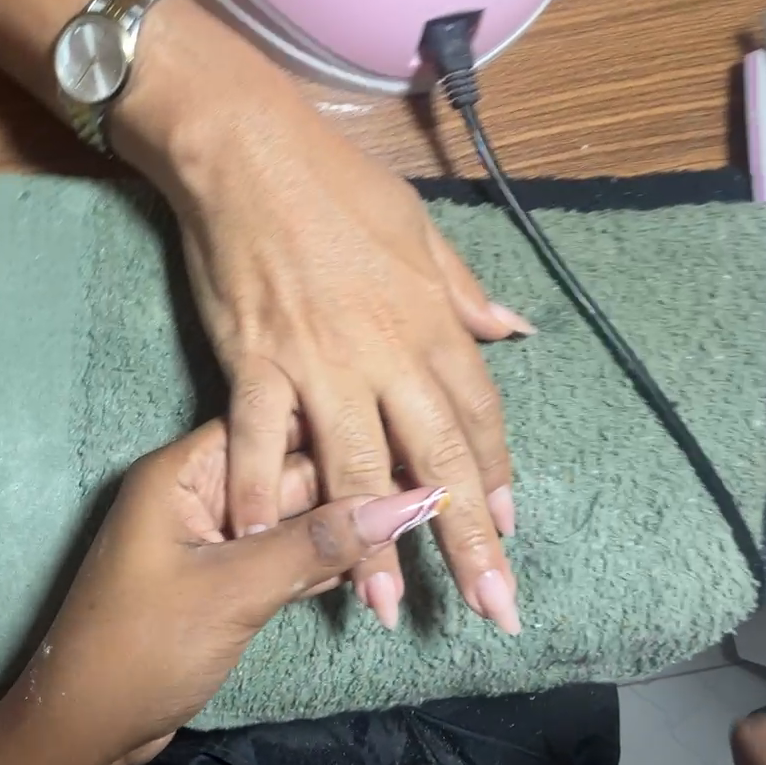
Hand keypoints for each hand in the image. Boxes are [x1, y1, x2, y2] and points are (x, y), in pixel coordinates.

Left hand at [0, 421, 448, 764]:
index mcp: (184, 473)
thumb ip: (318, 543)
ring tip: (417, 531)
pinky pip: (276, 558)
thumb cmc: (149, 644)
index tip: (407, 434)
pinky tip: (370, 570)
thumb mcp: (236, 588)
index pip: (268, 429)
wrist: (90, 726)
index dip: (334, 430)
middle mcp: (197, 495)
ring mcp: (209, 540)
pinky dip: (315, 566)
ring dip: (339, 534)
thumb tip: (407, 502)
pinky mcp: (220, 579)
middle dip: (347, 491)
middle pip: (283, 476)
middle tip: (433, 494)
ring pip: (286, 522)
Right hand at [123, 58, 527, 635]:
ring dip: (369, 540)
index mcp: (429, 320)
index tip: (511, 535)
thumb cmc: (336, 186)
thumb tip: (517, 333)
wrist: (248, 155)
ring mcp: (317, 363)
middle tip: (490, 609)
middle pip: (433, 457)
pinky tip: (261, 541)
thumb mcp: (419, 228)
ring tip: (383, 607)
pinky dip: (261, 489)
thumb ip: (464, 291)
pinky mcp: (253, 362)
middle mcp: (383, 353)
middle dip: (464, 538)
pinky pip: (260, 437)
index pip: (476, 415)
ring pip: (352, 464)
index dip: (496, 479)